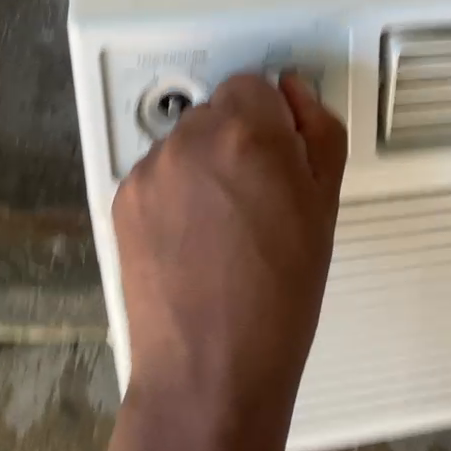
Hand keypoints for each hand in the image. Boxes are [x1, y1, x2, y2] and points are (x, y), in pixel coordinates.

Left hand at [111, 72, 347, 437]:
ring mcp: (150, 169)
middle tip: (258, 195)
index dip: (273, 119)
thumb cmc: (280, 293)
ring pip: (187, 141)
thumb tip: (295, 94)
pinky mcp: (123, 199)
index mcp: (248, 130)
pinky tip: (194, 238)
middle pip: (219, 109)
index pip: (256, 83)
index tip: (280, 155)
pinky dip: (175, 192)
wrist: (212, 368)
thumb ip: (318, 128)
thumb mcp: (326, 203)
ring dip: (206, 163)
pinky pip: (158, 174)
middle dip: (239, 138)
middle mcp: (191, 138)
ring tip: (224, 224)